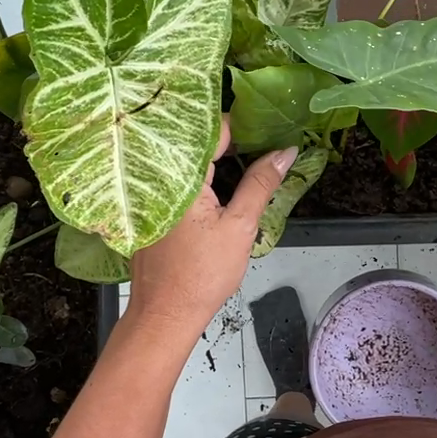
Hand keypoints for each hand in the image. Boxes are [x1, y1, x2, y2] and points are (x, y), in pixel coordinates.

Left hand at [127, 119, 294, 333]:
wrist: (166, 312)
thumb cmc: (201, 275)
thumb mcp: (240, 226)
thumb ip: (261, 183)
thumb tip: (285, 152)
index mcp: (180, 175)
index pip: (213, 130)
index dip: (244, 125)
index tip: (270, 126)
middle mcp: (158, 175)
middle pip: (199, 139)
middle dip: (234, 138)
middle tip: (267, 141)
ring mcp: (152, 189)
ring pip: (189, 157)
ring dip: (219, 156)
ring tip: (253, 157)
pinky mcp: (153, 204)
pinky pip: (180, 175)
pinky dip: (204, 173)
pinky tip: (226, 180)